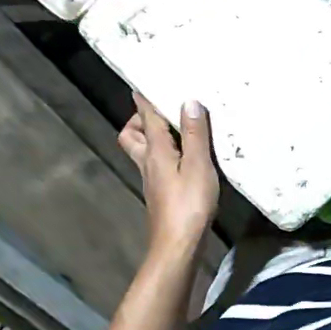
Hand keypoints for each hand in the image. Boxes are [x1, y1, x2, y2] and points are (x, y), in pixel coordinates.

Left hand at [117, 93, 218, 257]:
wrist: (178, 245)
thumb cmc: (189, 204)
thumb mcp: (198, 165)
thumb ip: (194, 134)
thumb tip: (188, 101)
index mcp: (155, 152)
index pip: (146, 119)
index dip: (144, 100)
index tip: (142, 84)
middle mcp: (148, 163)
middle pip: (132, 136)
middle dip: (140, 120)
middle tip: (161, 112)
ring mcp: (152, 180)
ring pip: (142, 151)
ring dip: (151, 137)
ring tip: (176, 130)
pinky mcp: (161, 193)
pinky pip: (156, 164)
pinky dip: (165, 154)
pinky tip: (185, 157)